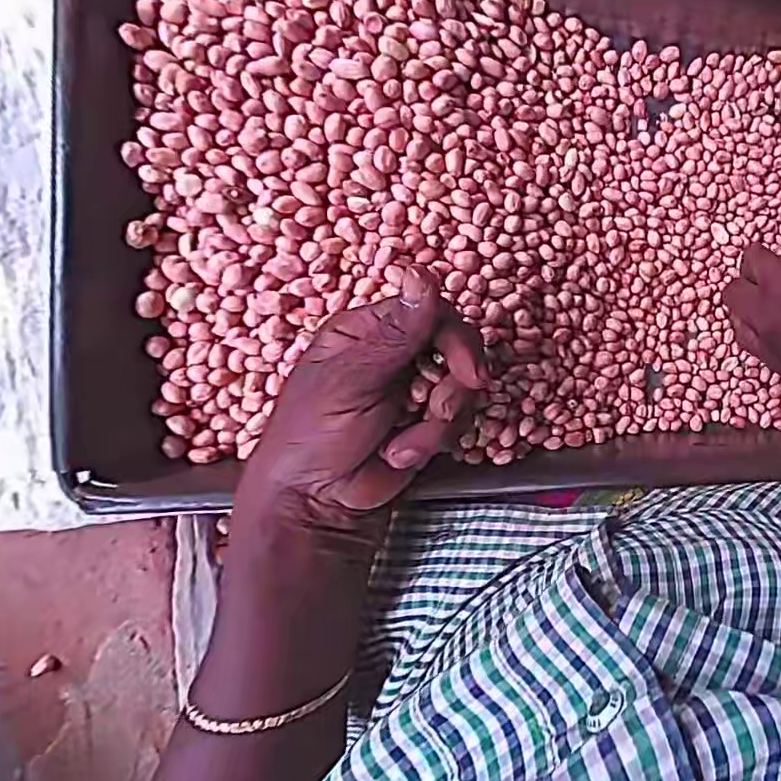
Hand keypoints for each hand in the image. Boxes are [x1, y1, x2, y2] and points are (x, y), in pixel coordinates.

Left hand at [231, 266, 485, 556]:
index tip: (467, 372)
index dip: (457, 341)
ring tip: (403, 444)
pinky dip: (436, 440)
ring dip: (440, 422)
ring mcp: (416, 386)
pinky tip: (403, 453)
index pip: (434, 313)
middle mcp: (397, 352)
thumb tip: (422, 275)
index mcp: (370, 330)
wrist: (316, 505)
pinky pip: (459, 418)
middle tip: (437, 410)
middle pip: (459, 347)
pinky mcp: (428, 419)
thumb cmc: (313, 438)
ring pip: (463, 387)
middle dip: (453, 386)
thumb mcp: (351, 380)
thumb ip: (395, 332)